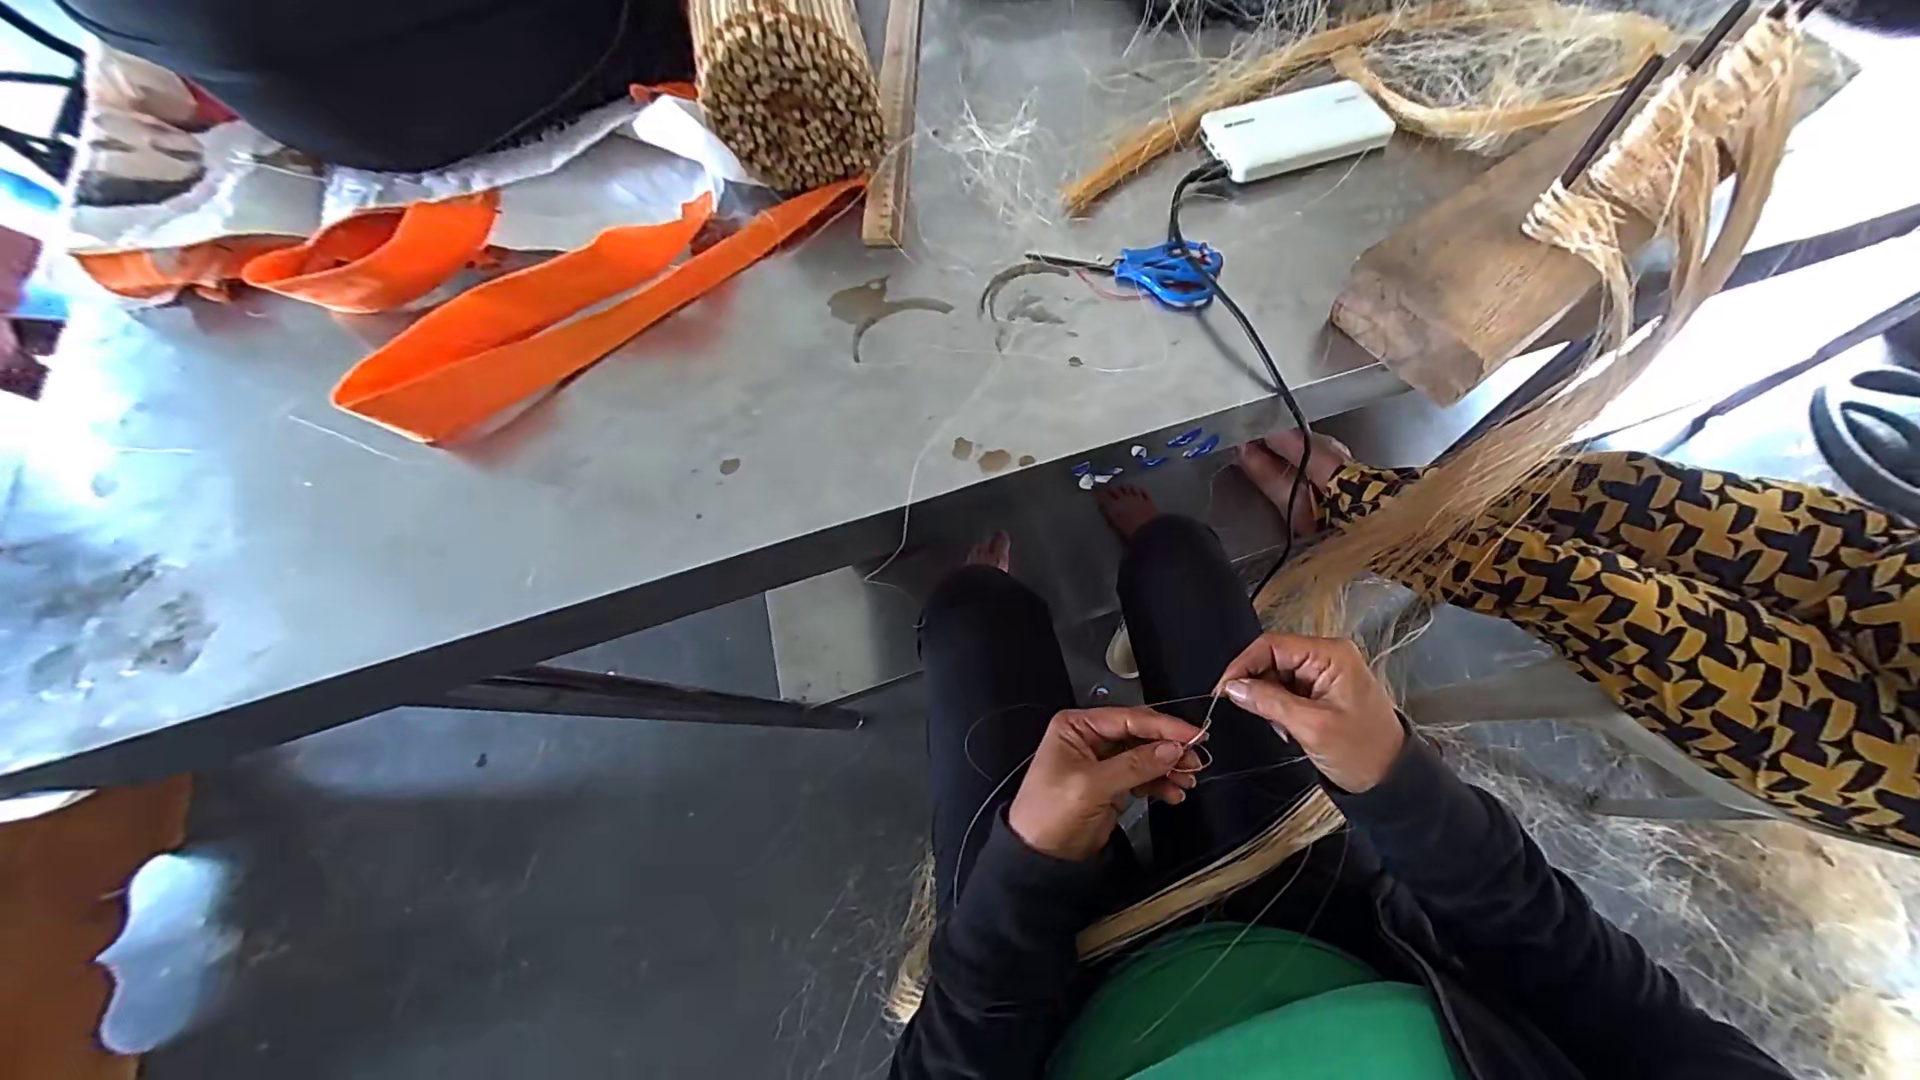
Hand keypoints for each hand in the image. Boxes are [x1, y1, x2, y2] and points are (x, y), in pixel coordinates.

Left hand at [1006, 707, 1205, 861]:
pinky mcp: (1111, 784)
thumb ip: (1134, 765)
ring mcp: (1102, 761)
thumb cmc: (1052, 812)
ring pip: (1145, 755)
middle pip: (1139, 734)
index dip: (1163, 725)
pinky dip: (1160, 784)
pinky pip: (1143, 776)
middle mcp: (1089, 737)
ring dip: (1168, 767)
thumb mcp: (1092, 785)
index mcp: (1076, 726)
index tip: (1195, 733)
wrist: (1039, 856)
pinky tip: (1173, 794)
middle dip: (1169, 747)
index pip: (1127, 717)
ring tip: (1188, 781)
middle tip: (1196, 760)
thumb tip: (1172, 748)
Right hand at [1216, 633, 1403, 792]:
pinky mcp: (1321, 689)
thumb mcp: (1310, 726)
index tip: (1224, 688)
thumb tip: (1231, 686)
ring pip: (1275, 674)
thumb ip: (1268, 700)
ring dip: (1268, 699)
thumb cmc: (1361, 752)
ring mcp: (1325, 672)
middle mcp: (1327, 656)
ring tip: (1280, 726)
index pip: (1271, 645)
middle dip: (1257, 685)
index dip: (1243, 664)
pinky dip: (1278, 707)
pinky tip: (1288, 727)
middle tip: (1251, 711)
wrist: (1394, 783)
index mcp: (1331, 655)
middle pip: (1271, 658)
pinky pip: (1285, 688)